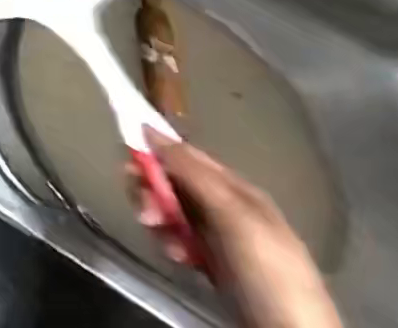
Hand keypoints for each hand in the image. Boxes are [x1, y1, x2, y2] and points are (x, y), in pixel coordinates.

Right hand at [140, 129, 341, 327]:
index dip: (155, 152)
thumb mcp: (234, 216)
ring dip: (157, 219)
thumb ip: (192, 172)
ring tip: (164, 241)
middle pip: (171, 181)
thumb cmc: (268, 271)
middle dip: (151, 191)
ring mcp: (217, 236)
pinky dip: (167, 242)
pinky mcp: (209, 262)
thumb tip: (148, 127)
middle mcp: (224, 206)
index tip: (129, 161)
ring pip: (168, 210)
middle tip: (146, 212)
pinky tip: (176, 257)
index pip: (185, 155)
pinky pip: (174, 238)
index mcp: (236, 189)